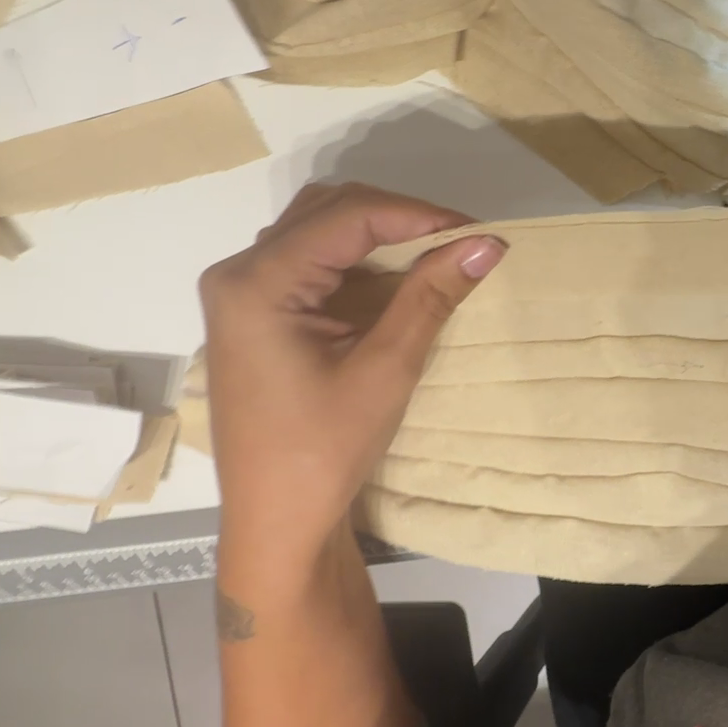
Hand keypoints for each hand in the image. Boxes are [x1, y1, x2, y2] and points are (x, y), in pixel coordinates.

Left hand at [199, 183, 505, 561]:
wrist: (278, 514)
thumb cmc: (326, 448)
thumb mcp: (386, 368)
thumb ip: (431, 296)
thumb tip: (486, 245)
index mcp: (257, 283)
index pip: (347, 217)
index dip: (418, 215)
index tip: (478, 233)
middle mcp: (241, 273)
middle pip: (328, 211)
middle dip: (400, 217)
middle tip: (460, 242)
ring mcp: (246, 293)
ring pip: (320, 231)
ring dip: (381, 236)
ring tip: (438, 257)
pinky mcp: (261, 314)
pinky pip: (315, 263)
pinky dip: (362, 261)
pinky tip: (401, 281)